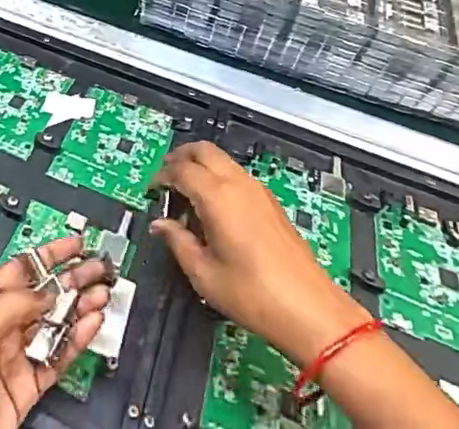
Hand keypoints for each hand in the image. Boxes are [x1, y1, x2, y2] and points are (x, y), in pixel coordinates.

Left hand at [0, 237, 113, 428]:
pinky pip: (59, 357)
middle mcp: (0, 328)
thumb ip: (9, 307)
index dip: (49, 255)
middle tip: (97, 268)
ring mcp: (15, 357)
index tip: (74, 244)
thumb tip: (45, 291)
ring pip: (55, 324)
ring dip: (79, 307)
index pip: (21, 271)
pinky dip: (78, 340)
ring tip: (100, 295)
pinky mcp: (28, 386)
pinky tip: (90, 326)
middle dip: (72, 278)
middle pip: (44, 295)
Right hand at [149, 143, 370, 364]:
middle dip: (181, 157)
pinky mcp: (270, 201)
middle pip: (204, 150)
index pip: (182, 169)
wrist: (307, 308)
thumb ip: (178, 242)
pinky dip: (218, 176)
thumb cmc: (252, 294)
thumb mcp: (204, 274)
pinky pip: (237, 174)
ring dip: (201, 165)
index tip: (152, 189)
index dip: (162, 175)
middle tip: (166, 176)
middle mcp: (238, 183)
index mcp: (217, 196)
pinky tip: (213, 206)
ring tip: (186, 193)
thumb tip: (161, 225)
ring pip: (222, 159)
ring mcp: (257, 189)